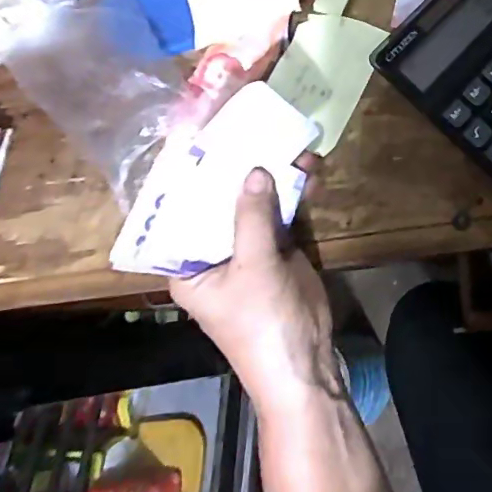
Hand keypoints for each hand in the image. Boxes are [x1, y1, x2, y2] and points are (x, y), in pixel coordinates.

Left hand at [169, 158, 340, 408]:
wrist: (305, 360)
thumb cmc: (261, 322)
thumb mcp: (253, 268)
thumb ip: (253, 218)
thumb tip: (255, 168)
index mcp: (188, 264)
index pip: (180, 213)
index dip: (192, 178)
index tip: (205, 139)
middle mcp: (215, 251)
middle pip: (223, 202)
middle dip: (242, 170)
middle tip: (257, 131)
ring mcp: (251, 248)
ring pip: (259, 203)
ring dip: (276, 176)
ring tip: (294, 146)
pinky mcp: (282, 248)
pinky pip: (286, 212)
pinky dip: (297, 192)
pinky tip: (310, 169)